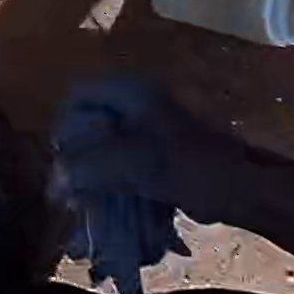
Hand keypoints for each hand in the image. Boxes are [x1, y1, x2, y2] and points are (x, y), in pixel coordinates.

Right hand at [51, 76, 254, 223]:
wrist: (239, 188)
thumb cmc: (190, 167)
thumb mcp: (133, 164)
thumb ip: (89, 167)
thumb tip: (54, 181)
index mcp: (130, 92)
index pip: (79, 94)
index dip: (64, 124)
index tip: (61, 158)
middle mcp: (135, 101)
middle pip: (89, 119)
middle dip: (77, 152)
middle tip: (69, 185)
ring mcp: (146, 125)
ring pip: (103, 142)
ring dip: (92, 169)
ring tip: (84, 199)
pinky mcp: (155, 149)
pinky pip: (120, 159)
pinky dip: (110, 178)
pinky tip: (106, 202)